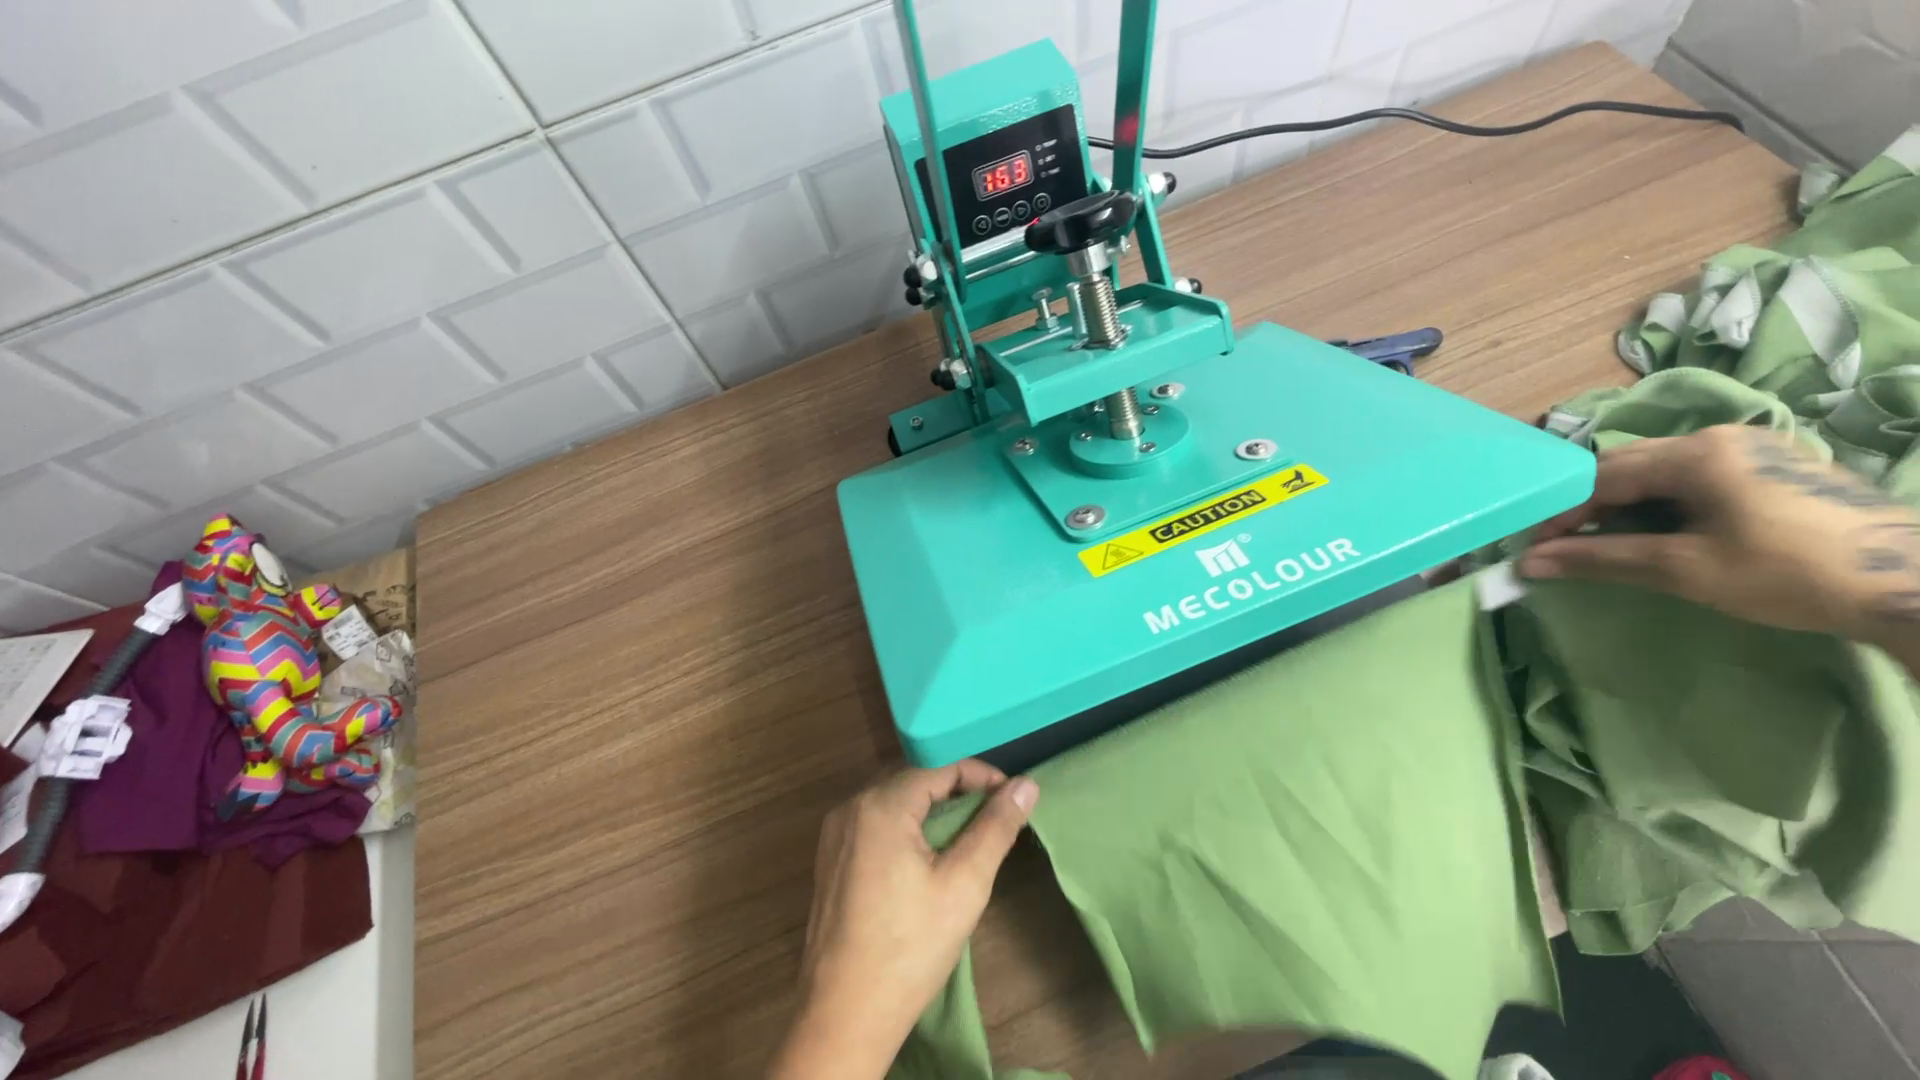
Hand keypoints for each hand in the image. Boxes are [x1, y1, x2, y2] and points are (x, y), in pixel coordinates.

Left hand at [768, 761, 1038, 1079]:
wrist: (844, 1014)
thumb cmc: (911, 948)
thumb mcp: (965, 884)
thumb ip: (996, 828)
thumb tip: (1027, 784)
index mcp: (880, 806)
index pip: (940, 768)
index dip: (981, 777)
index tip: (1013, 800)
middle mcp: (850, 808)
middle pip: (914, 782)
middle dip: (958, 794)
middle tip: (995, 822)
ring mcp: (834, 835)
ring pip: (894, 804)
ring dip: (932, 813)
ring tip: (968, 842)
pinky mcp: (829, 861)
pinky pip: (874, 826)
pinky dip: (906, 830)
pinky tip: (927, 863)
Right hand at [1520, 425, 1919, 647]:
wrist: (1910, 585)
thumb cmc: (1787, 572)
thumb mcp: (1684, 569)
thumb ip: (1601, 559)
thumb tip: (1530, 563)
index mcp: (1696, 453)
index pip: (1602, 477)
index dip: (1562, 513)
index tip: (1537, 548)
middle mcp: (1721, 437)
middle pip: (1629, 466)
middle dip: (1589, 506)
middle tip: (1567, 547)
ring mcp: (1753, 449)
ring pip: (1661, 471)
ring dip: (1625, 505)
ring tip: (1610, 543)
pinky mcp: (1774, 468)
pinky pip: (1695, 477)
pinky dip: (1662, 503)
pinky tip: (1662, 532)